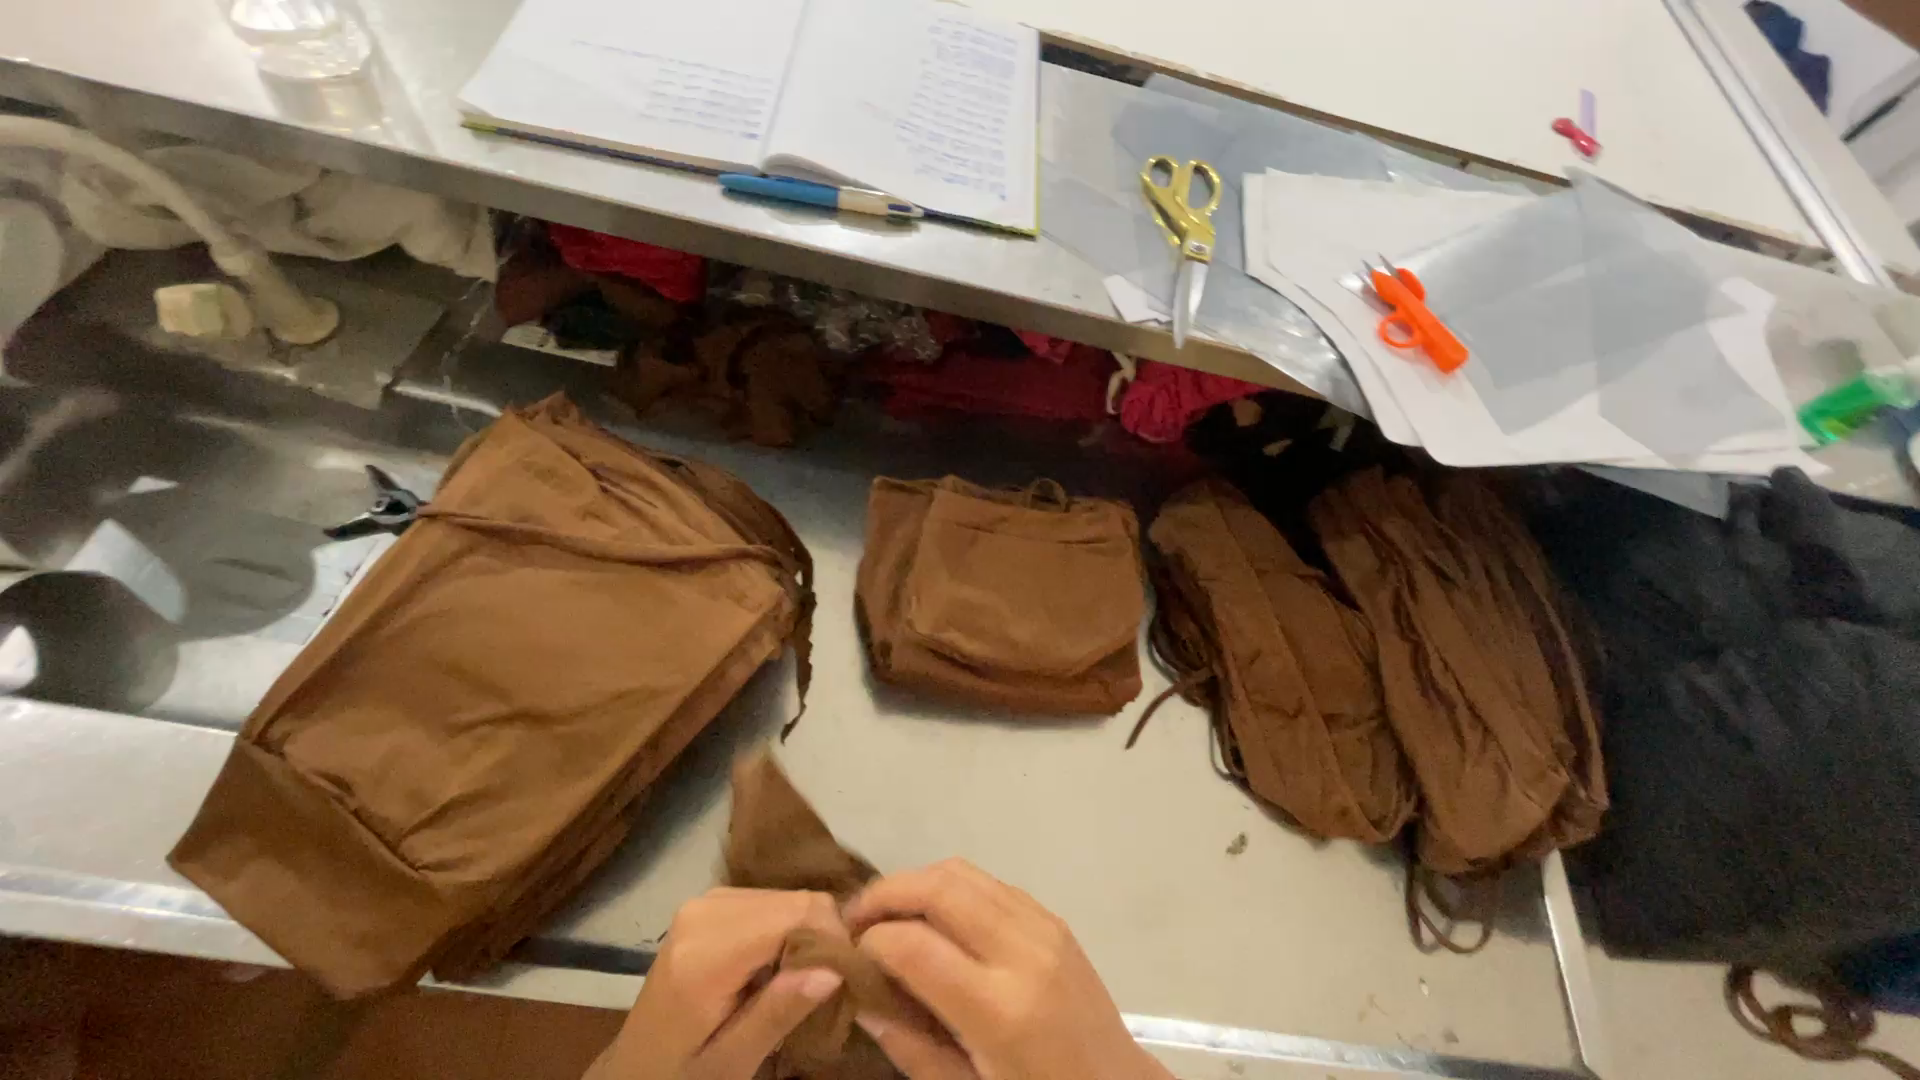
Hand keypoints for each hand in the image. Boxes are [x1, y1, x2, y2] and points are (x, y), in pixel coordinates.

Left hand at [586, 887, 847, 1079]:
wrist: (633, 1070)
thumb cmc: (682, 1075)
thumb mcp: (732, 1061)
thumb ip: (778, 1013)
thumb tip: (833, 970)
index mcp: (705, 954)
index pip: (795, 913)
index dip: (831, 939)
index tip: (844, 979)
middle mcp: (703, 911)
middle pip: (795, 900)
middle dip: (820, 937)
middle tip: (826, 985)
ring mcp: (704, 900)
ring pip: (788, 895)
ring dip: (804, 932)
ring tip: (798, 979)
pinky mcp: (709, 901)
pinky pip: (770, 899)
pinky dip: (786, 926)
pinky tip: (776, 965)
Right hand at [845, 859, 1171, 1079]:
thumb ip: (911, 1045)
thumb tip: (858, 994)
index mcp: (1000, 1010)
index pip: (915, 946)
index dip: (870, 942)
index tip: (849, 955)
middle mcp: (1022, 952)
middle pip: (939, 888)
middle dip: (885, 893)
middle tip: (853, 918)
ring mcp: (1042, 926)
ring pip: (962, 872)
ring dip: (915, 882)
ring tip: (886, 912)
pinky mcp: (1052, 917)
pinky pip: (989, 882)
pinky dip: (951, 886)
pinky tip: (934, 915)